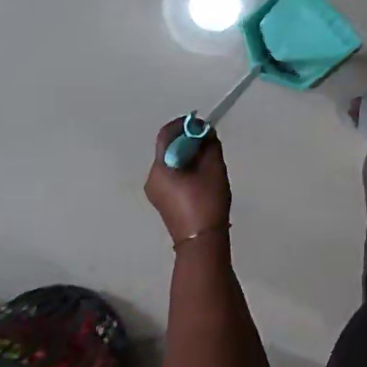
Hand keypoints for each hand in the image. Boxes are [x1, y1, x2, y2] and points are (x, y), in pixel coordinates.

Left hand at [145, 117, 232, 245]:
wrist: (202, 243)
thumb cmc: (206, 203)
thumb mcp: (213, 169)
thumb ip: (209, 146)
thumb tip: (206, 133)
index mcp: (160, 168)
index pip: (166, 136)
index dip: (183, 125)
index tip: (201, 123)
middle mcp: (152, 178)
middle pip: (167, 149)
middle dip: (187, 141)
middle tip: (208, 141)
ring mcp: (155, 192)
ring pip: (170, 163)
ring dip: (187, 155)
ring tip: (208, 159)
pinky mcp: (163, 202)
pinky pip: (172, 177)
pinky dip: (185, 169)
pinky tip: (201, 176)